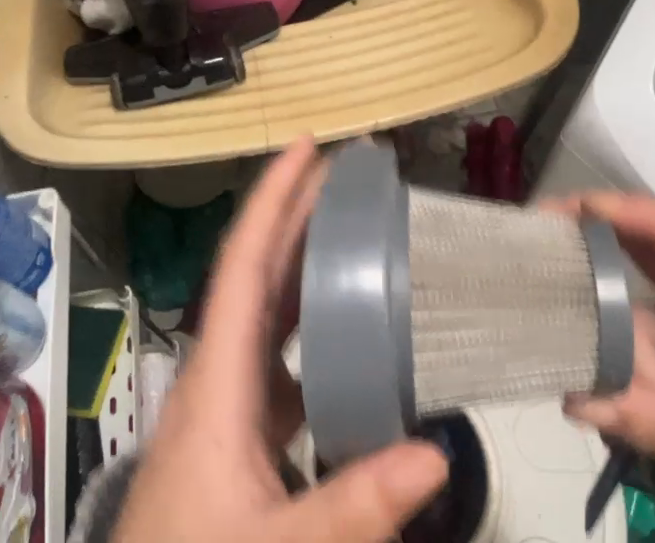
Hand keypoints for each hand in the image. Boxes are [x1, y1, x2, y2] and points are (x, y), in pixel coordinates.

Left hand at [114, 139, 449, 542]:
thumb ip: (355, 507)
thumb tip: (439, 454)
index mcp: (216, 384)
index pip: (242, 266)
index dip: (272, 200)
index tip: (306, 147)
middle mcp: (216, 381)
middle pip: (256, 278)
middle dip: (296, 218)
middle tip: (351, 178)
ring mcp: (224, 410)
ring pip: (267, 321)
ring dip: (305, 272)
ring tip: (359, 239)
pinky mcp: (235, 441)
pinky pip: (279, 368)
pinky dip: (312, 339)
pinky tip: (353, 345)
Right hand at [552, 192, 654, 542]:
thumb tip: (575, 396)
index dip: (642, 219)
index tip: (583, 207)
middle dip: (604, 248)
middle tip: (544, 241)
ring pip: (635, 306)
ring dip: (615, 343)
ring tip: (625, 398)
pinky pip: (631, 340)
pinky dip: (614, 361)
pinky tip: (610, 395)